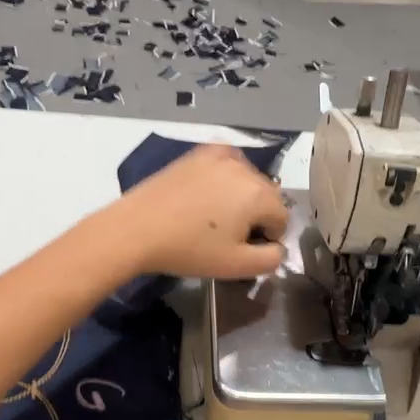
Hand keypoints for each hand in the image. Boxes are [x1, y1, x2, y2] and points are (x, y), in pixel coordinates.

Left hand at [108, 145, 289, 278]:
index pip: (282, 217)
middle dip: (257, 215)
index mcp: (259, 194)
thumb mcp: (236, 266)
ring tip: (215, 217)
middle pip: (267, 195)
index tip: (245, 249)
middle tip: (229, 236)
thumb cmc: (190, 249)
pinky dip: (225, 177)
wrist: (136, 229)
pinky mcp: (197, 154)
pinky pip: (225, 163)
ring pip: (247, 179)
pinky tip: (208, 193)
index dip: (268, 238)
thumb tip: (277, 248)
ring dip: (241, 197)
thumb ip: (271, 259)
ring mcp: (219, 156)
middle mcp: (245, 168)